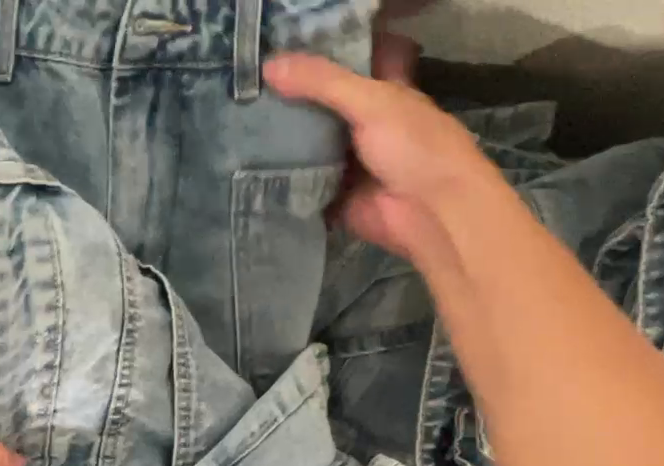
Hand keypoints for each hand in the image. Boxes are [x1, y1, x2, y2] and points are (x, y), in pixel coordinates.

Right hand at [264, 53, 505, 266]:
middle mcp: (361, 127)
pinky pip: (300, 188)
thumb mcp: (370, 102)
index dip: (314, 61)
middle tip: (244, 95)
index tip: (275, 56)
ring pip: (306, 150)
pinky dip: (280, 185)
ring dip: (278, 147)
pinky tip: (247, 174)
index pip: (344, 69)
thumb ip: (322, 84)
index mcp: (379, 94)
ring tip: (235, 132)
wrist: (428, 211)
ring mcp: (346, 164)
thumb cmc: (413, 147)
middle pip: (318, 111)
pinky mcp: (332, 198)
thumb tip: (268, 66)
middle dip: (286, 106)